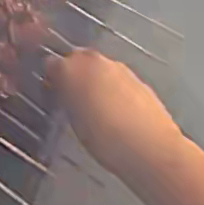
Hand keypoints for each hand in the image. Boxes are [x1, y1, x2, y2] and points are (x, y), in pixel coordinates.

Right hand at [46, 48, 183, 175]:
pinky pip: (116, 76)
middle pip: (76, 58)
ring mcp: (116, 65)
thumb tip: (66, 93)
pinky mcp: (136, 75)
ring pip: (98, 66)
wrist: (150, 146)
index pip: (52, 64)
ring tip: (98, 104)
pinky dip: (113, 85)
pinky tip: (118, 107)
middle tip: (75, 96)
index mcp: (71, 69)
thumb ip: (68, 100)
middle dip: (74, 72)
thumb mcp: (76, 123)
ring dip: (95, 78)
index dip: (52, 78)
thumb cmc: (105, 140)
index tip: (54, 92)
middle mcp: (92, 60)